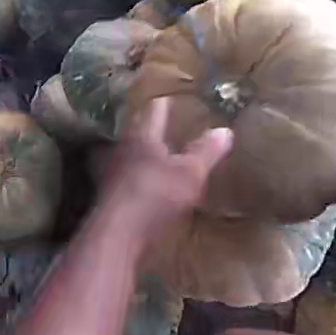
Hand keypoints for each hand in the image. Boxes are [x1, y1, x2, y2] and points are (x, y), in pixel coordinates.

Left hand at [97, 99, 232, 244]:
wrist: (117, 236)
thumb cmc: (155, 196)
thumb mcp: (190, 173)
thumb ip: (206, 151)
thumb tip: (224, 130)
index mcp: (142, 136)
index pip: (153, 110)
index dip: (165, 104)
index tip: (172, 99)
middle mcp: (123, 149)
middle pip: (138, 131)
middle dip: (151, 128)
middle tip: (166, 125)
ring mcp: (112, 174)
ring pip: (130, 155)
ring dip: (143, 153)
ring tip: (160, 155)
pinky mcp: (111, 198)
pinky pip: (128, 179)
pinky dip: (140, 178)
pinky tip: (149, 187)